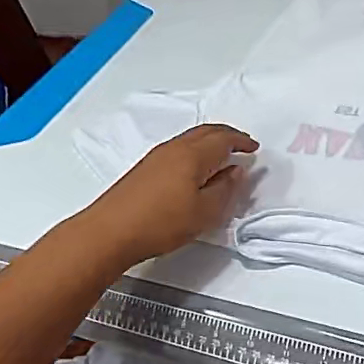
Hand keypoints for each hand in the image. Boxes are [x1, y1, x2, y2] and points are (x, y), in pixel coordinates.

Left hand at [71, 124, 258, 267]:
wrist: (110, 232)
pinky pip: (177, 150)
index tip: (252, 148)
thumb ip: (225, 189)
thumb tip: (235, 173)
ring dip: (209, 143)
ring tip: (221, 157)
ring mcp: (156, 157)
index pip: (223, 139)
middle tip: (241, 144)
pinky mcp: (145, 169)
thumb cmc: (159, 223)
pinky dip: (194, 152)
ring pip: (190, 140)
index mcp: (193, 155)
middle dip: (226, 135)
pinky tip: (195, 169)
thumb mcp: (205, 212)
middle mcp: (174, 149)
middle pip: (205, 132)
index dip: (241, 141)